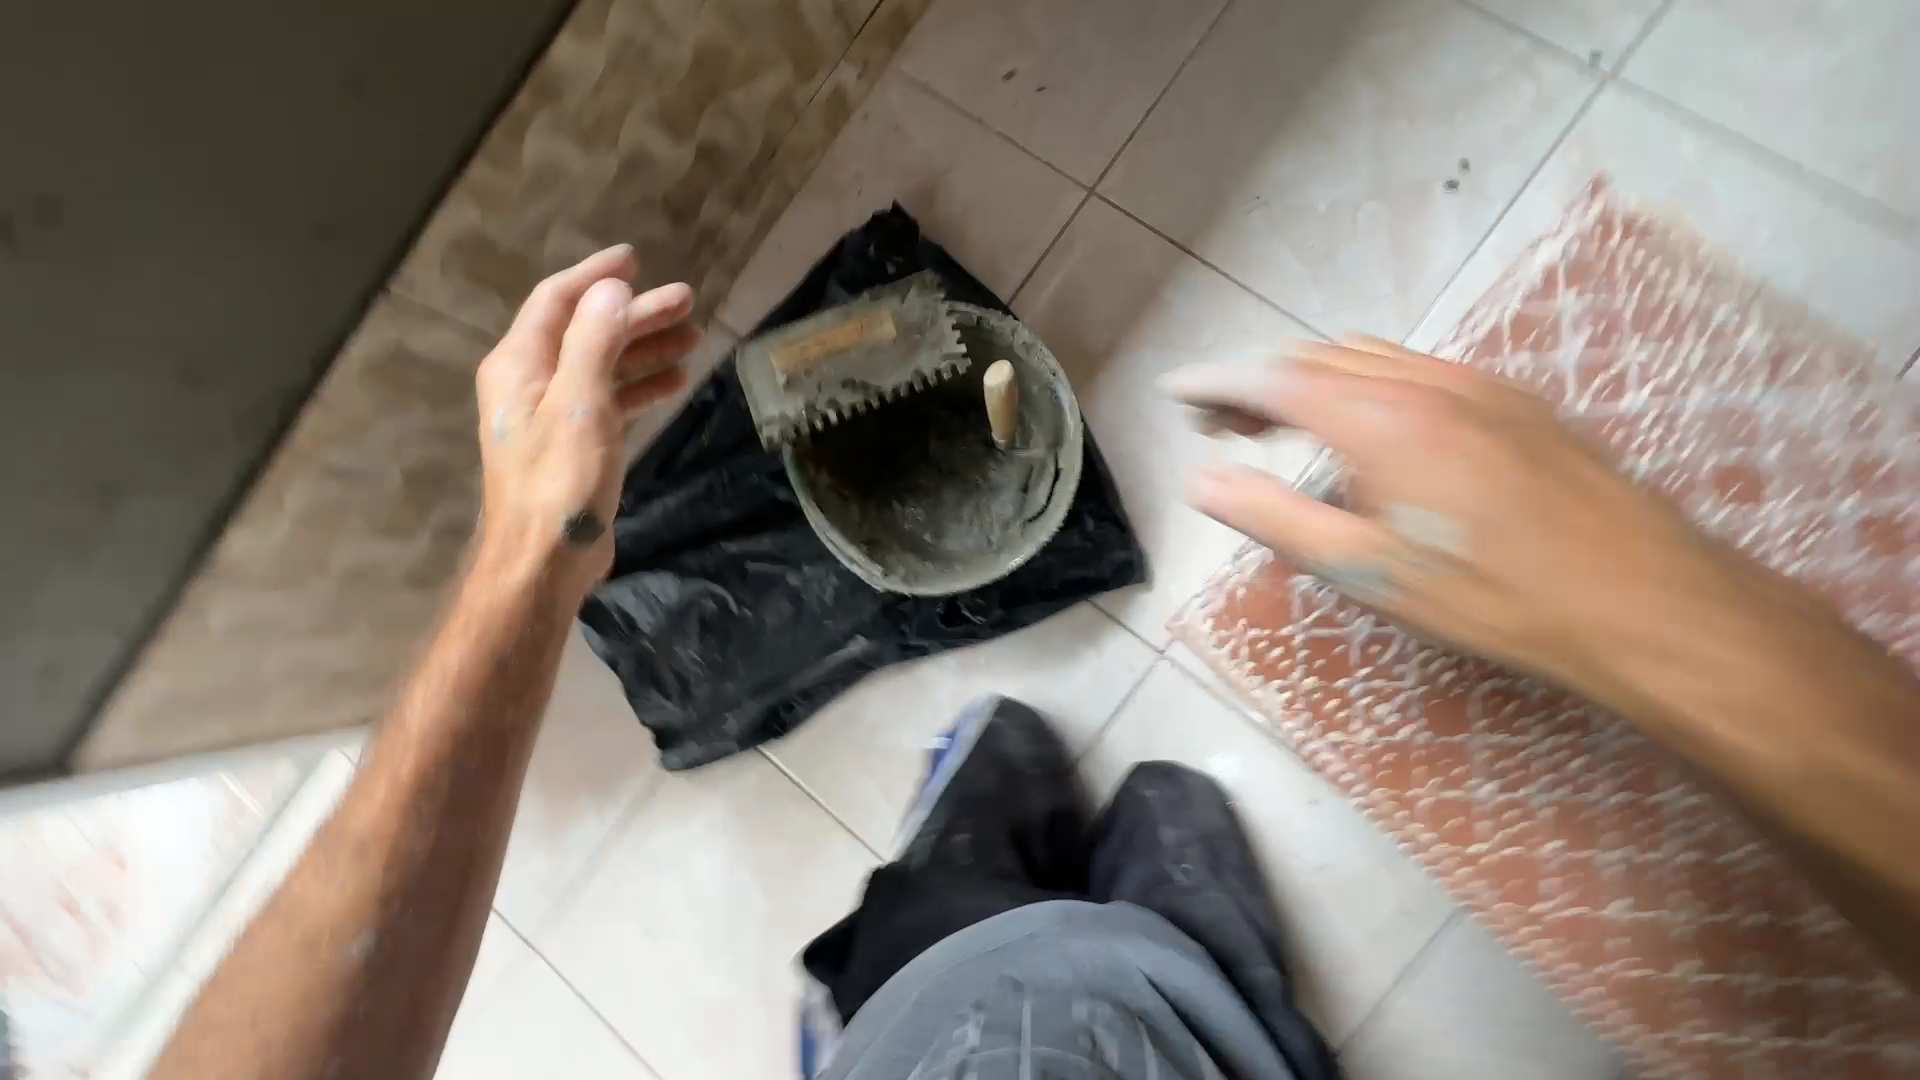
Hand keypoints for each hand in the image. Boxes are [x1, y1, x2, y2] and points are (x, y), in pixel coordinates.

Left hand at [474, 245, 698, 595]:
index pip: (558, 301)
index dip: (597, 275)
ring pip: (605, 365)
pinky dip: (642, 387)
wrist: (546, 557)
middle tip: (687, 303)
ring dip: (646, 350)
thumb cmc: (560, 480)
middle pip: (589, 331)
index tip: (637, 258)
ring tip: (693, 339)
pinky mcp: (577, 444)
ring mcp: (555, 414)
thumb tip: (612, 290)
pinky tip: (676, 382)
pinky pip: (611, 399)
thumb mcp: (580, 405)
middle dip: (637, 315)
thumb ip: (594, 342)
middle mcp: (533, 382)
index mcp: (521, 365)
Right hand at [1162, 336, 1743, 705]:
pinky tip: (1358, 427)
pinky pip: (1411, 368)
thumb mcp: (1362, 568)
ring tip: (1275, 423)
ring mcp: (1477, 385)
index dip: (1215, 382)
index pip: (1273, 379)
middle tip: (1217, 425)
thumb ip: (1271, 516)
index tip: (1174, 390)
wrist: (1647, 603)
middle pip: (1315, 359)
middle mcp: (1426, 382)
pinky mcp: (1512, 401)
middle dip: (1254, 383)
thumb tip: (1199, 482)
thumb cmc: (1489, 595)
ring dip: (1306, 379)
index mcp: (1382, 420)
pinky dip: (1358, 383)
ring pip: (1365, 358)